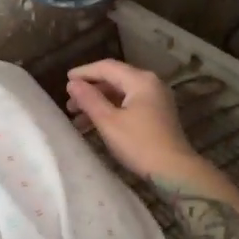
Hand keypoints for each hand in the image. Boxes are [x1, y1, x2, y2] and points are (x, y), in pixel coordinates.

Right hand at [66, 59, 202, 181]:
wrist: (173, 170)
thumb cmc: (139, 144)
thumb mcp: (108, 122)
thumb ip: (89, 100)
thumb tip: (72, 84)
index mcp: (140, 81)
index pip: (107, 68)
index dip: (84, 72)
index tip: (65, 80)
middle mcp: (150, 84)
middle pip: (115, 80)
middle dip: (90, 91)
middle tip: (69, 105)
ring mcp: (156, 99)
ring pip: (121, 94)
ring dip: (99, 103)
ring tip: (77, 119)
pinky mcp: (157, 114)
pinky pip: (129, 105)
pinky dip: (112, 111)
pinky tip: (96, 125)